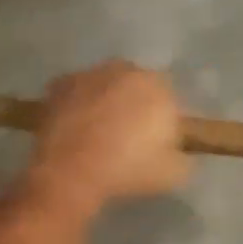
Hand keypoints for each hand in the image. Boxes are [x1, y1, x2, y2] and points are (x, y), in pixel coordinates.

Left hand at [24, 60, 190, 207]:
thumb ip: (183, 156)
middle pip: (136, 86)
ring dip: (105, 103)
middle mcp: (124, 70)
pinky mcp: (59, 84)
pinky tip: (74, 130)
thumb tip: (177, 152)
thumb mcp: (174, 174)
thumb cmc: (127, 170)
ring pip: (105, 86)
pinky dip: (77, 106)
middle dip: (134, 106)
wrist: (69, 172)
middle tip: (126, 138)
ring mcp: (89, 73)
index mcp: (157, 85)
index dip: (163, 120)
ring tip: (97, 135)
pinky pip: (76, 93)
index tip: (155, 143)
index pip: (169, 98)